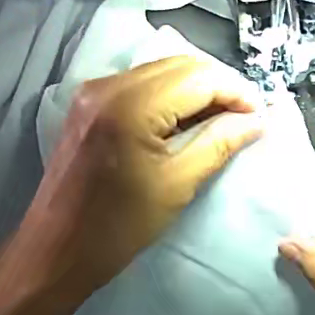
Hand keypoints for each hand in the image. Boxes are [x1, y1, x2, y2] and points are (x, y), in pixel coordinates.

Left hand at [0, 56, 263, 314]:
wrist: (55, 251)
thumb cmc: (118, 227)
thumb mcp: (178, 185)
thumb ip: (220, 143)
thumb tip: (256, 121)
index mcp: (131, 105)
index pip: (200, 76)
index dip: (236, 91)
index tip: (259, 117)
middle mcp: (108, 85)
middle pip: (181, 64)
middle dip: (219, 86)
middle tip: (245, 119)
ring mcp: (94, 91)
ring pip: (162, 69)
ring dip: (196, 89)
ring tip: (221, 121)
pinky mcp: (88, 103)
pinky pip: (141, 83)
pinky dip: (170, 95)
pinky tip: (186, 121)